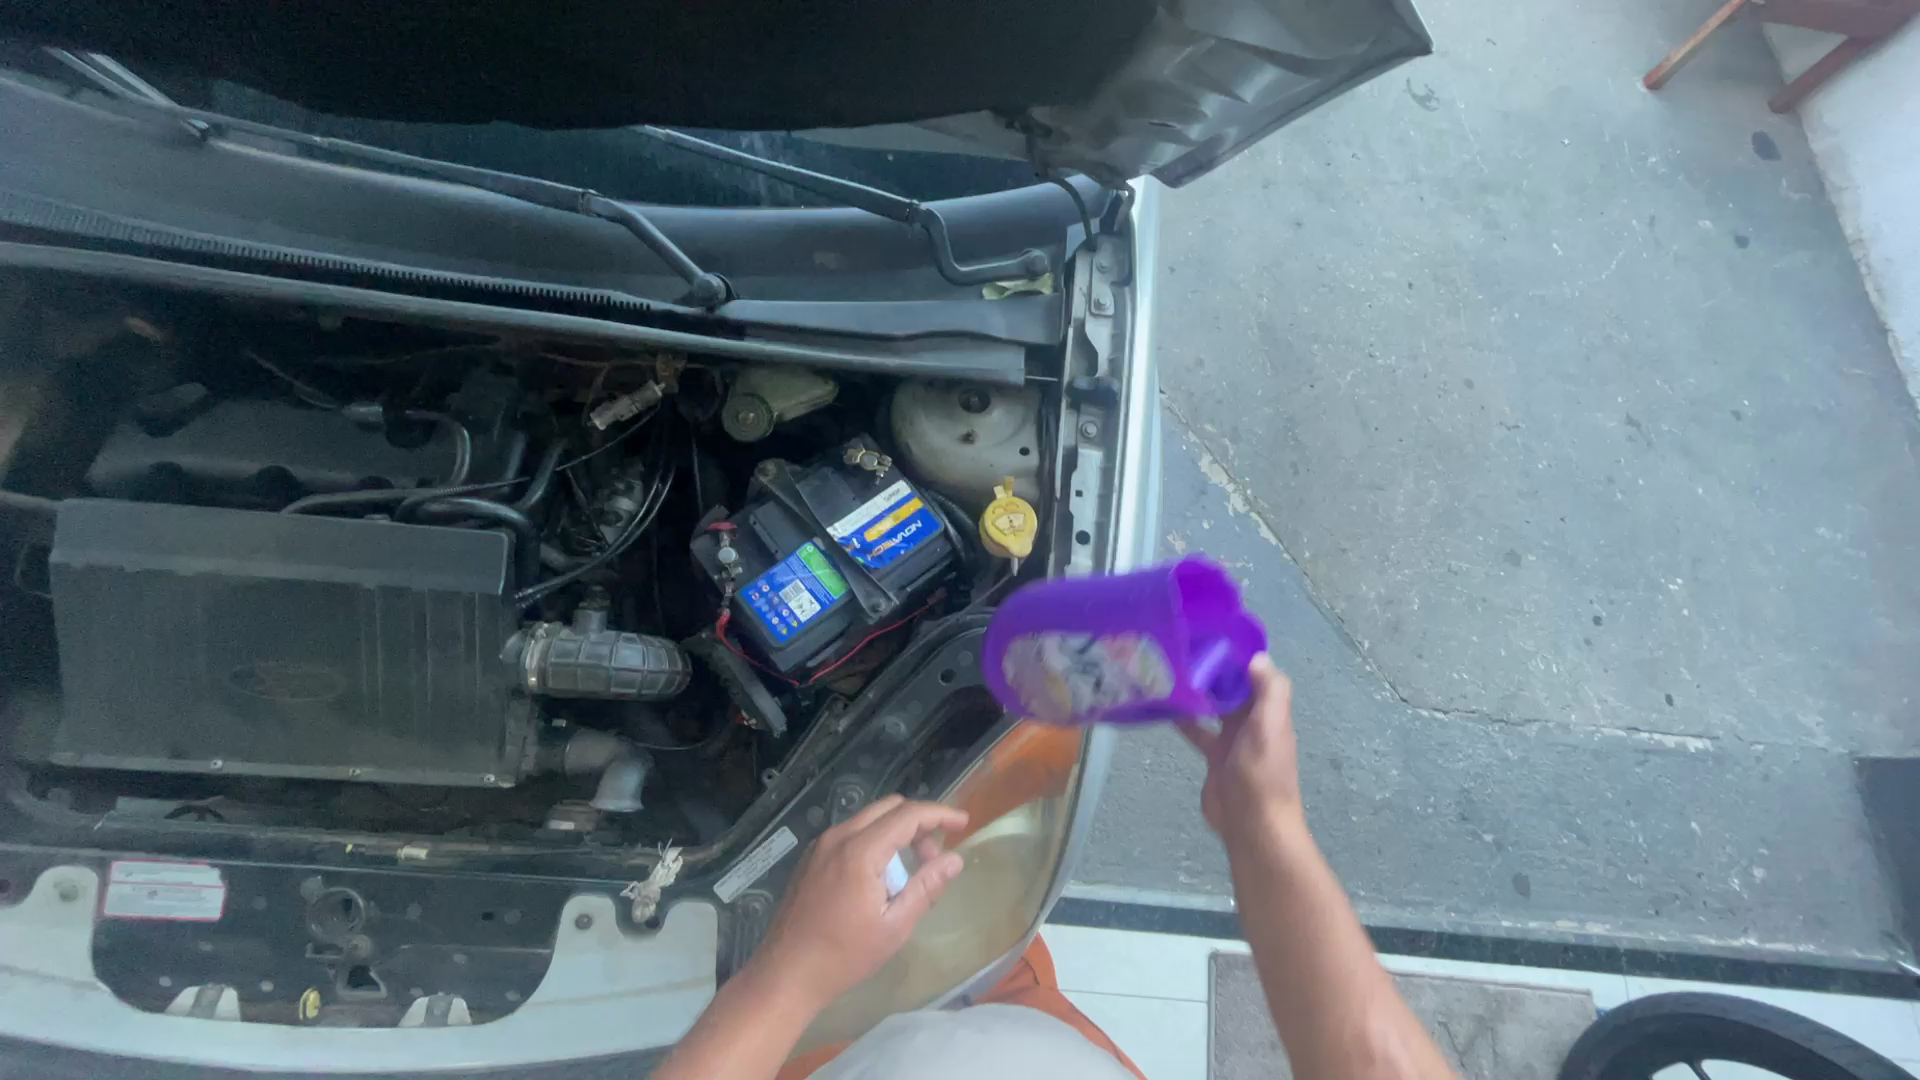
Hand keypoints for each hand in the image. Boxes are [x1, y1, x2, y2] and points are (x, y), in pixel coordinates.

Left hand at [745, 795, 967, 1012]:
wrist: (784, 974)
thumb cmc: (843, 956)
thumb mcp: (893, 927)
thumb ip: (926, 888)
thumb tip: (954, 860)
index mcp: (860, 851)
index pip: (908, 815)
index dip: (939, 814)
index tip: (963, 822)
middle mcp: (839, 837)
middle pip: (889, 807)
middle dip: (919, 823)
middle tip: (934, 856)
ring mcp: (821, 844)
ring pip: (870, 817)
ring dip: (896, 831)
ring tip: (909, 872)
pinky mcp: (812, 856)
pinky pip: (852, 831)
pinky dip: (875, 839)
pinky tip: (880, 875)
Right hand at [1179, 654, 1306, 852]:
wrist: (1252, 825)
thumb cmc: (1262, 773)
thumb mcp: (1270, 727)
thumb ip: (1269, 692)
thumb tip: (1257, 656)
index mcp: (1269, 712)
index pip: (1254, 674)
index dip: (1237, 655)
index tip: (1210, 634)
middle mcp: (1252, 722)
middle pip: (1232, 688)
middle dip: (1212, 670)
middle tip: (1180, 648)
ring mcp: (1232, 740)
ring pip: (1213, 707)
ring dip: (1197, 692)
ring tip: (1169, 672)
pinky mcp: (1214, 757)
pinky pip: (1197, 730)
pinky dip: (1184, 719)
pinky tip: (1163, 708)